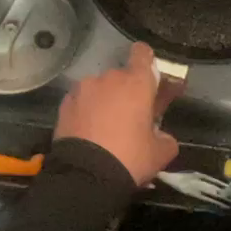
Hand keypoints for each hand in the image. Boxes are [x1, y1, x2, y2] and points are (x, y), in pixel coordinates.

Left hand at [54, 42, 178, 185]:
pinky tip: (89, 132)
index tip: (149, 78)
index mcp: (136, 83)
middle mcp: (109, 78)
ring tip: (106, 128)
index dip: (147, 61)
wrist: (85, 176)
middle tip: (132, 117)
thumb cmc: (129, 158)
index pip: (143, 53)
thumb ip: (166, 138)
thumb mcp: (160, 153)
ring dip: (106, 100)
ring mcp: (83, 89)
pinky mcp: (65, 103)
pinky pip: (82, 101)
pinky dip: (87, 110)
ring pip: (100, 89)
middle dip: (128, 92)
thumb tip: (161, 136)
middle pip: (122, 77)